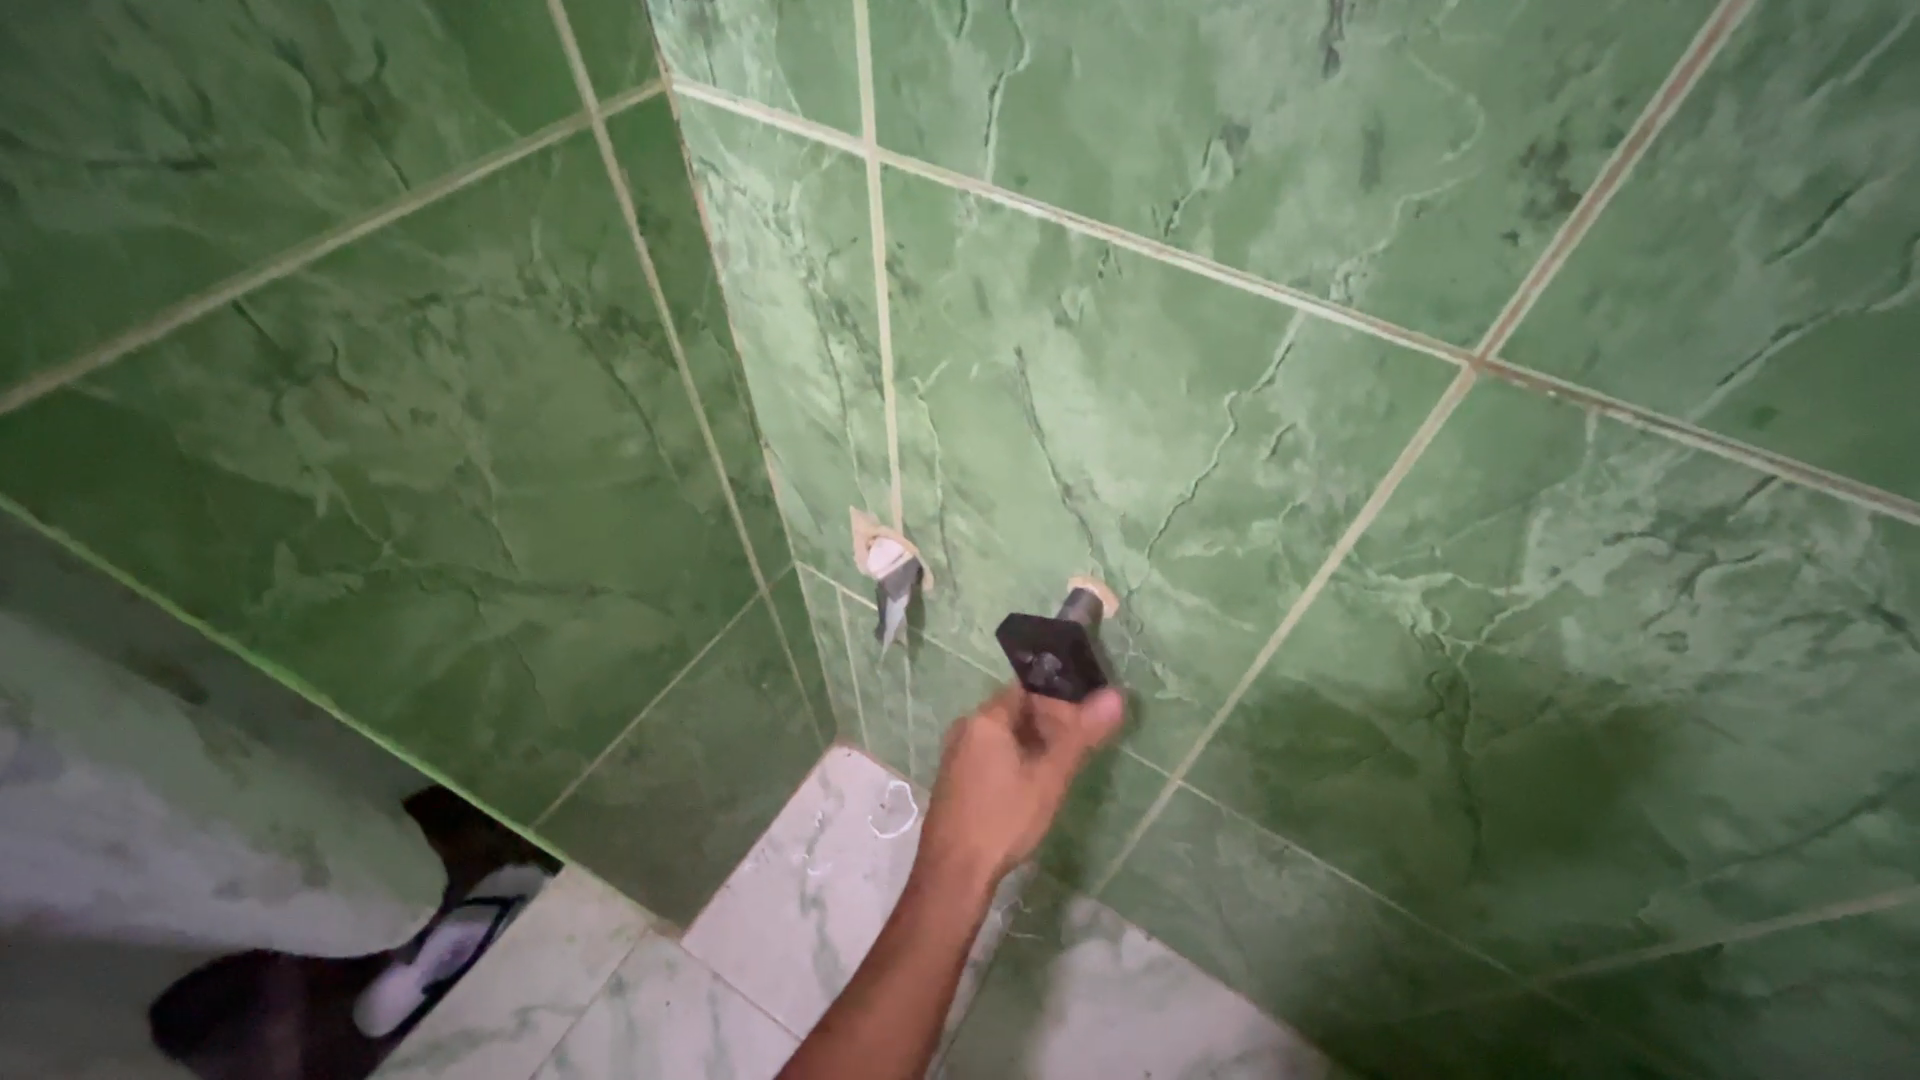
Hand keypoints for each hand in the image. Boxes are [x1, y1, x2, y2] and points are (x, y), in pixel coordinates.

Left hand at [912, 683, 1125, 895]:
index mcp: (985, 718)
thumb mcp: (1050, 778)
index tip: (1086, 720)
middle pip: (1015, 712)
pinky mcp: (955, 779)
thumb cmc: (1003, 819)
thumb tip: (1116, 696)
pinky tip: (1033, 786)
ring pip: (1004, 736)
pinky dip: (1015, 761)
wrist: (954, 872)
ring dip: (1034, 745)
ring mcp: (956, 754)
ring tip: (1063, 767)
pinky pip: (991, 755)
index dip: (1060, 700)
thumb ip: (1082, 736)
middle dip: (1050, 725)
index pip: (1027, 690)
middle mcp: (966, 728)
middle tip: (1080, 748)